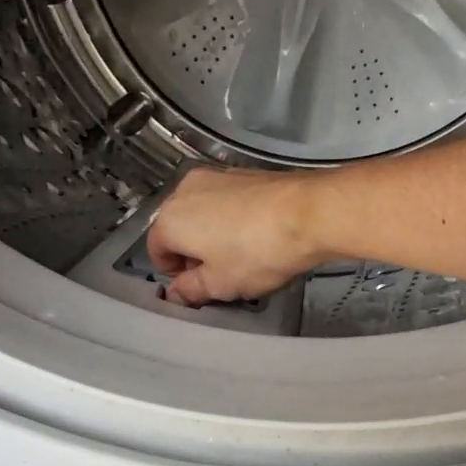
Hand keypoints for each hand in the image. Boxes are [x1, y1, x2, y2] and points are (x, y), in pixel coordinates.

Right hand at [146, 167, 328, 306]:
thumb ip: (191, 290)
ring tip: (242, 257)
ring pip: (202, 213)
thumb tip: (176, 293)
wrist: (310, 212)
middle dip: (193, 254)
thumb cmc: (258, 251)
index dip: (174, 274)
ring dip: (213, 236)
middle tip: (220, 275)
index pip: (156, 251)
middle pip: (178, 228)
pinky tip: (258, 236)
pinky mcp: (243, 172)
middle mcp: (186, 190)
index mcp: (170, 219)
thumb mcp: (220, 284)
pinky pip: (226, 201)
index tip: (197, 287)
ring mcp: (215, 176)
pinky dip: (232, 219)